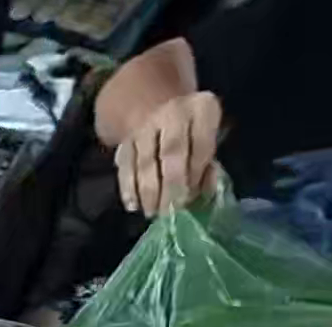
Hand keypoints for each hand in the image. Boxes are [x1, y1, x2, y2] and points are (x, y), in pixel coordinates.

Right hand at [111, 91, 221, 217]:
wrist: (154, 109)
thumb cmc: (188, 134)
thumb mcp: (205, 139)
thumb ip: (207, 165)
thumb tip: (204, 192)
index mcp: (201, 108)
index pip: (201, 143)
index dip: (196, 173)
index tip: (191, 196)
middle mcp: (173, 112)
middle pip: (172, 151)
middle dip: (171, 185)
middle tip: (170, 210)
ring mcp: (145, 127)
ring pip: (146, 163)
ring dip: (149, 192)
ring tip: (153, 212)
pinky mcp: (125, 143)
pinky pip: (125, 169)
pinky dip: (129, 189)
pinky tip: (134, 206)